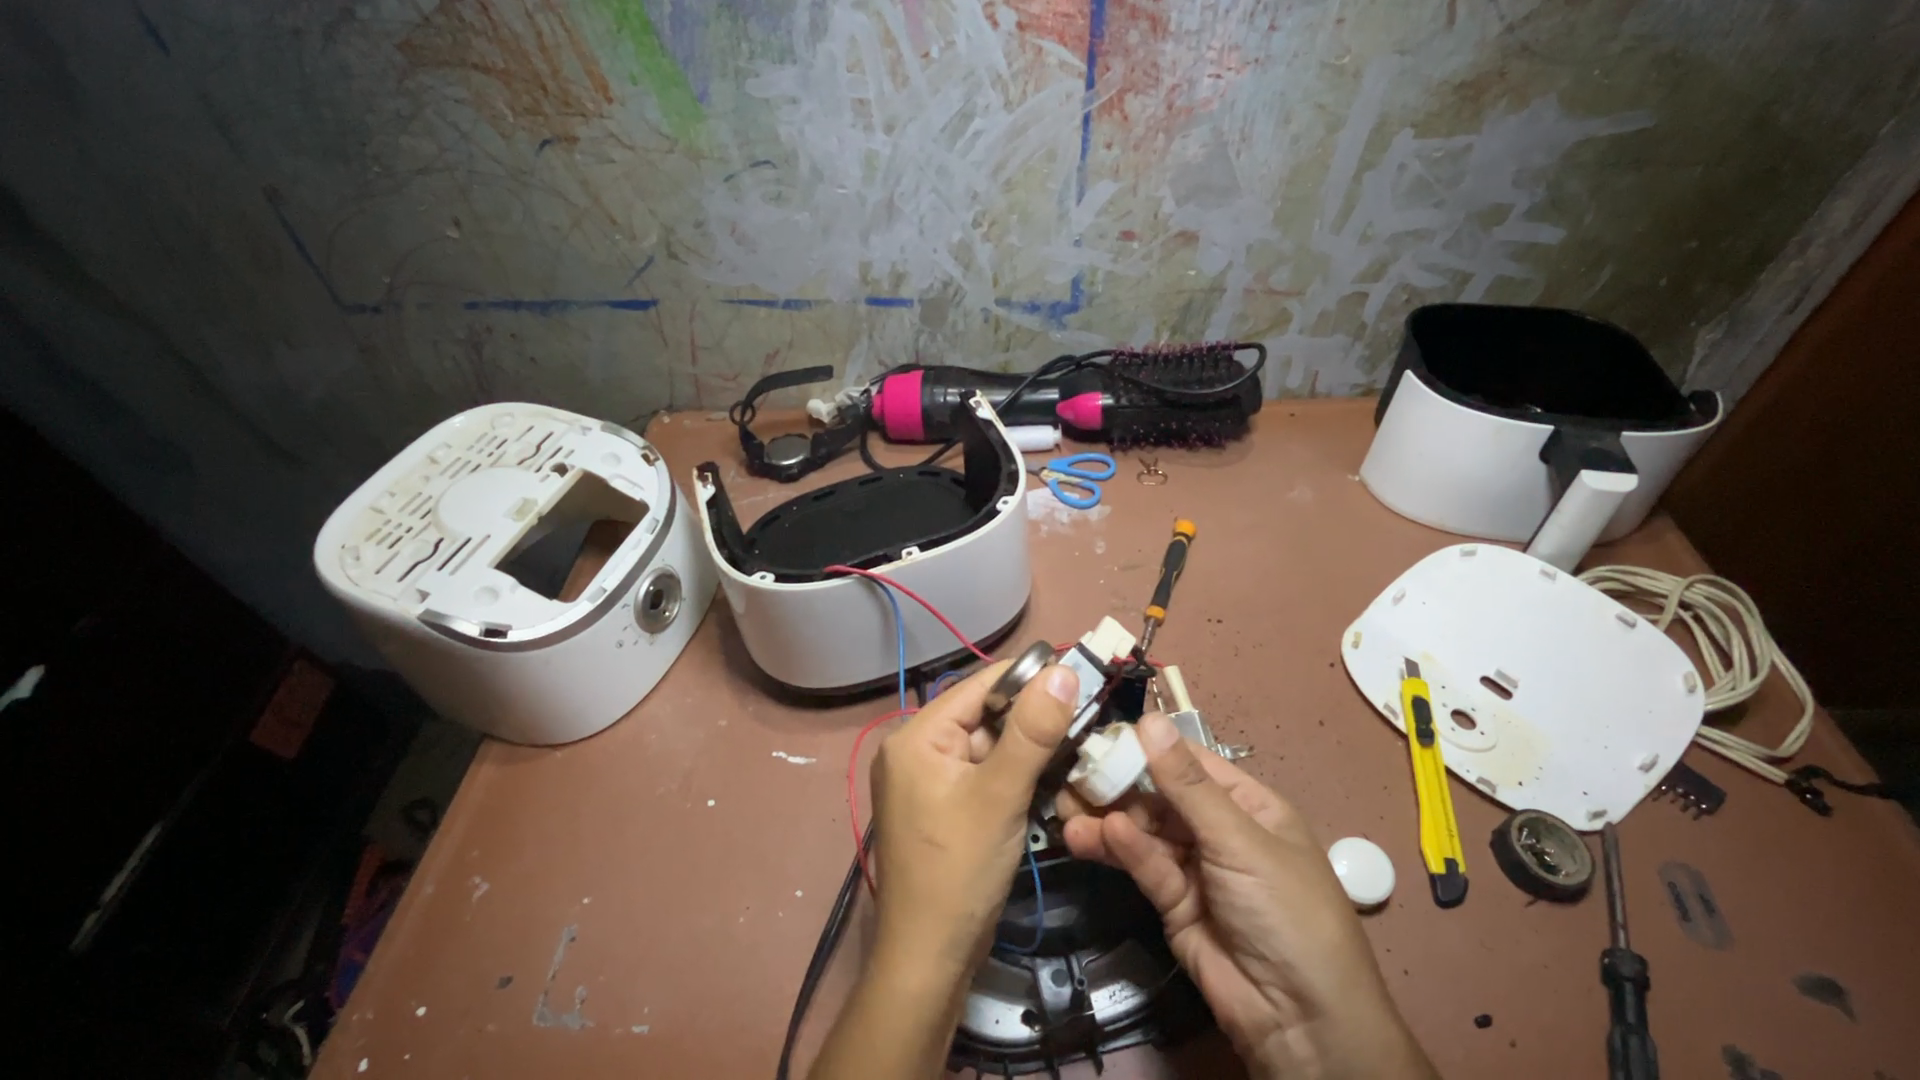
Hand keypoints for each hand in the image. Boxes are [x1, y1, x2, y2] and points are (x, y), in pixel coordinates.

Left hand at [809, 662, 1078, 1079]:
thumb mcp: (1000, 794)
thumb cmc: (959, 870)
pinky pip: (985, 776)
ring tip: (1080, 749)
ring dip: (1030, 751)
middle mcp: (916, 749)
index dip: (1031, 678)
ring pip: (990, 747)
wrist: (929, 957)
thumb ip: (1032, 730)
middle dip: (1034, 719)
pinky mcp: (943, 808)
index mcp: (917, 736)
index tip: (1082, 676)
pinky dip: (1016, 777)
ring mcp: (928, 781)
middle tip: (1089, 721)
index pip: (980, 685)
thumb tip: (1062, 669)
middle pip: (985, 715)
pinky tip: (1052, 781)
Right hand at [1058, 713, 1435, 1079]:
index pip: (1190, 762)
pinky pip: (1143, 866)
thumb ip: (1187, 785)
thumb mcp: (1239, 840)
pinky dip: (1119, 850)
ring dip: (1107, 819)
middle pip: (1160, 796)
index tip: (1098, 734)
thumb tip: (1148, 719)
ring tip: (1067, 810)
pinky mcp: (1173, 903)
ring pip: (1144, 831)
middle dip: (1117, 784)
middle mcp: (1219, 830)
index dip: (1146, 747)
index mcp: (1248, 805)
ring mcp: (1195, 867)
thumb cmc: (1285, 910)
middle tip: (1070, 773)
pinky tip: (1092, 837)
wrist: (1300, 1018)